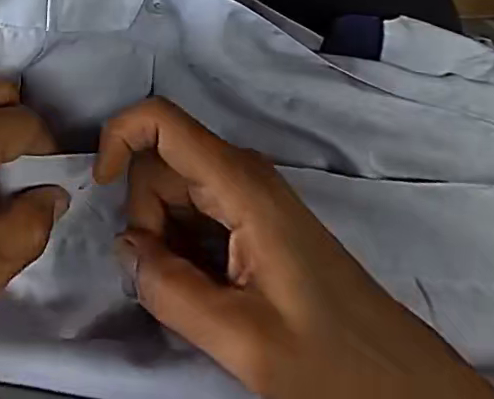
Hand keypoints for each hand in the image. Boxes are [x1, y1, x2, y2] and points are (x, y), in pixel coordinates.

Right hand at [95, 98, 493, 398]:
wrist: (394, 376)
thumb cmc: (327, 357)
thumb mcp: (241, 339)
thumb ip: (170, 290)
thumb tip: (125, 248)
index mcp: (240, 183)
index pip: (161, 120)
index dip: (119, 137)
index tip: (99, 190)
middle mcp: (241, 172)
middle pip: (160, 162)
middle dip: (144, 216)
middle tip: (171, 281)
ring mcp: (249, 193)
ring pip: (174, 191)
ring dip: (164, 239)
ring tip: (201, 296)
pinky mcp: (253, 216)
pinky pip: (196, 213)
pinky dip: (184, 246)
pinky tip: (210, 290)